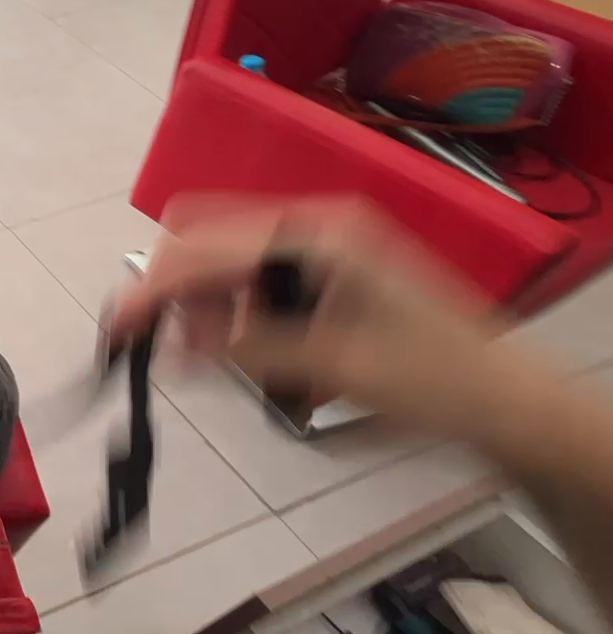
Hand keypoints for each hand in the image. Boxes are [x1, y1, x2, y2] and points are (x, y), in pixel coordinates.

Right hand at [111, 196, 525, 438]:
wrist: (513, 408)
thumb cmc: (435, 382)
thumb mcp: (331, 365)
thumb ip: (239, 351)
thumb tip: (162, 353)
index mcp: (315, 235)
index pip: (206, 247)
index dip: (155, 285)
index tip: (120, 325)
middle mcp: (307, 226)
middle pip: (202, 241)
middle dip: (176, 293)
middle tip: (169, 344)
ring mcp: (309, 245)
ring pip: (215, 261)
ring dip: (199, 308)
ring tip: (211, 356)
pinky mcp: (310, 268)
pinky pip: (240, 279)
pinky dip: (223, 312)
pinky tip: (234, 346)